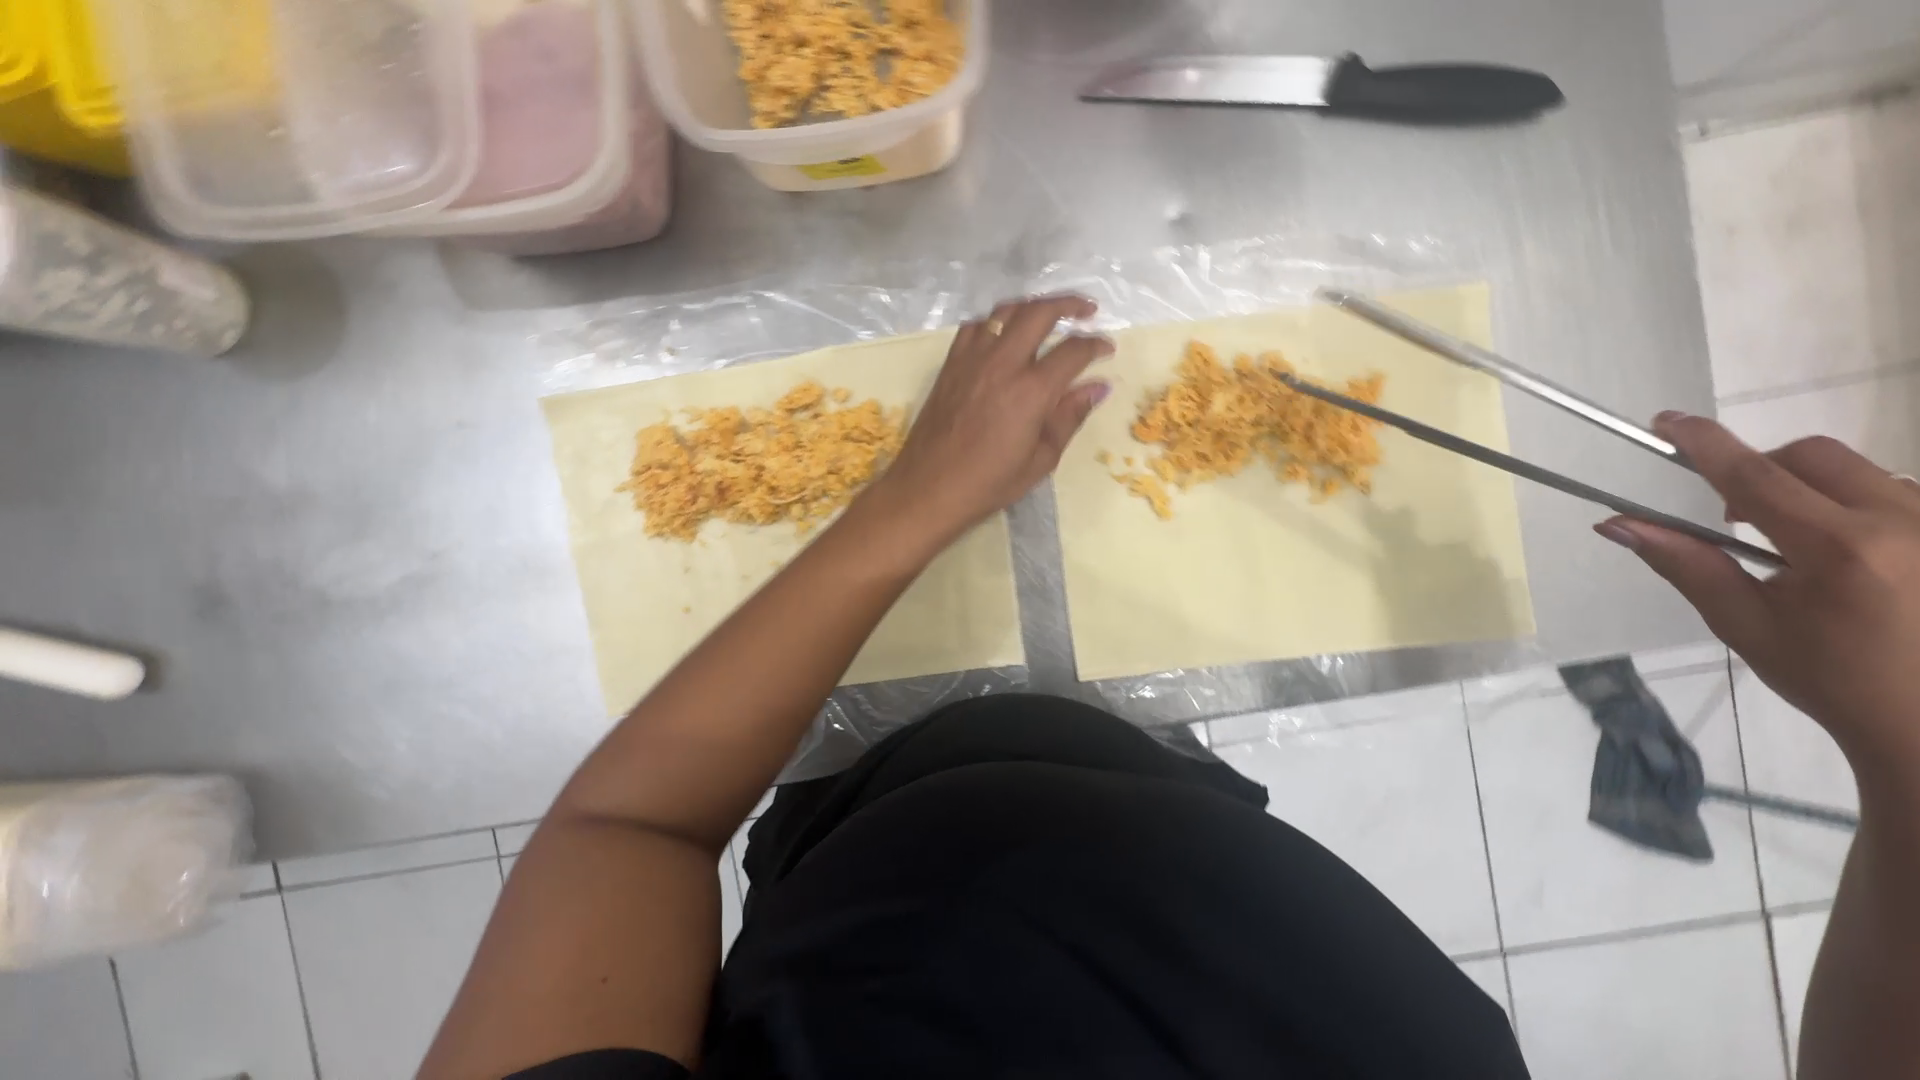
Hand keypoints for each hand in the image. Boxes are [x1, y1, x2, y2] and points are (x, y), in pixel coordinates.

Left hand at [865, 294, 1112, 545]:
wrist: (929, 488)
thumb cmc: (989, 483)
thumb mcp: (1041, 459)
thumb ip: (1070, 417)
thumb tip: (1098, 387)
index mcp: (1031, 391)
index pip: (1073, 351)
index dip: (1096, 345)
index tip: (1107, 348)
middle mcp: (1002, 364)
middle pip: (1040, 312)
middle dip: (1069, 304)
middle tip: (1087, 310)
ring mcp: (972, 360)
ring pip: (1005, 311)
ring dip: (1032, 306)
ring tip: (1048, 313)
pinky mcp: (951, 364)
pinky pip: (975, 327)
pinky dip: (995, 322)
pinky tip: (1004, 334)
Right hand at [1596, 414, 1919, 783]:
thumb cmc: (1830, 678)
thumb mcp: (1745, 623)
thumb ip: (1685, 563)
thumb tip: (1617, 525)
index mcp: (1837, 549)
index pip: (1753, 475)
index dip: (1704, 443)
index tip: (1665, 422)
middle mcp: (1900, 522)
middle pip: (1809, 455)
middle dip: (1760, 469)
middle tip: (1734, 517)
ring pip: (1857, 471)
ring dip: (1809, 491)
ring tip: (1799, 545)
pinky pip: (1896, 492)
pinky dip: (1856, 506)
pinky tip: (1854, 555)